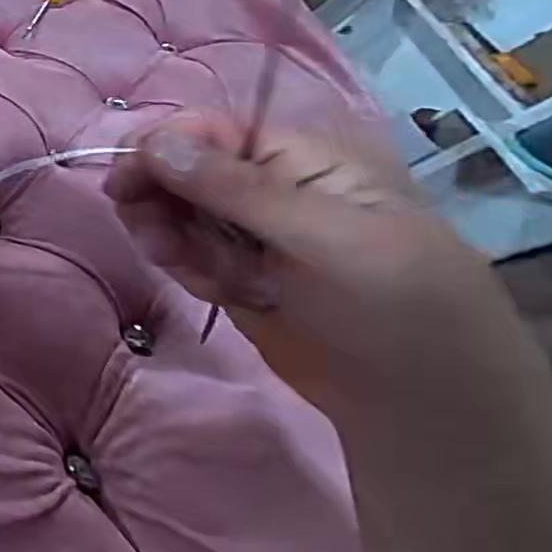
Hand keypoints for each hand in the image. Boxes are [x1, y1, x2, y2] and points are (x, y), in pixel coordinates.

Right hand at [106, 113, 544, 415]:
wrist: (427, 420)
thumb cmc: (398, 315)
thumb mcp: (329, 242)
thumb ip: (237, 189)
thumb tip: (154, 143)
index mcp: (301, 161)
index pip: (211, 130)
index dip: (162, 146)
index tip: (124, 180)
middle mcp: (267, 187)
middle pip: (181, 166)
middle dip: (157, 195)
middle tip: (147, 232)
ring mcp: (248, 231)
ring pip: (173, 208)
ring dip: (162, 233)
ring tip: (177, 264)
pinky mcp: (232, 269)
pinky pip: (182, 249)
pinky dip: (181, 265)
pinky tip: (211, 289)